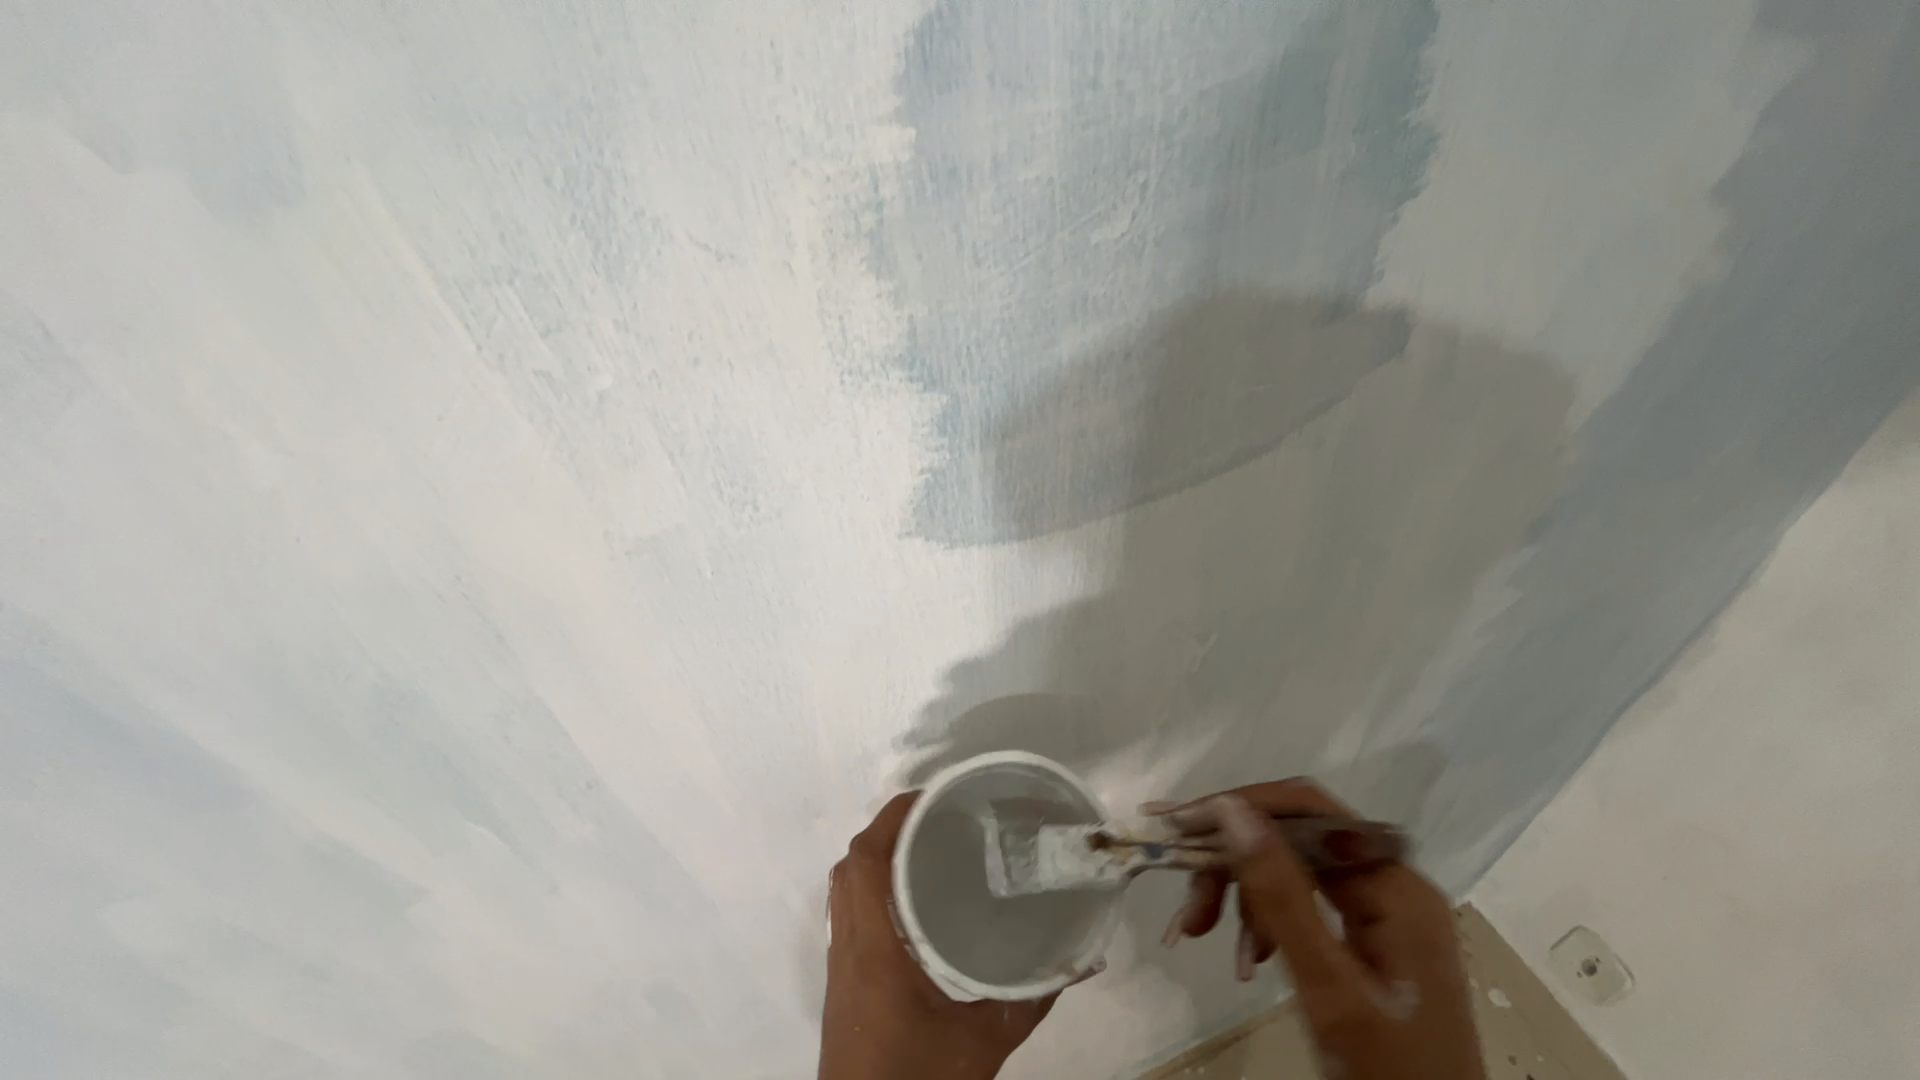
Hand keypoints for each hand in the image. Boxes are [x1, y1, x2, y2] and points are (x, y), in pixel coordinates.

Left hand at [818, 792, 1097, 1079]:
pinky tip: (912, 907)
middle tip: (935, 821)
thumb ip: (1029, 1001)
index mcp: (874, 949)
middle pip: (850, 866)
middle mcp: (848, 947)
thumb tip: (1081, 963)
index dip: (891, 819)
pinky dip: (872, 891)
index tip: (931, 798)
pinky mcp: (841, 982)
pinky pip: (848, 914)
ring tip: (924, 851)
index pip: (867, 862)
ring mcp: (839, 965)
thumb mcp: (981, 1046)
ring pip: (844, 890)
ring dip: (876, 859)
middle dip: (886, 831)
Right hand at [1157, 781, 1484, 1079]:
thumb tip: (1230, 810)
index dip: (1239, 806)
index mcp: (1394, 885)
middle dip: (1234, 865)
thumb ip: (1280, 894)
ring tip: (1203, 936)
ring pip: (1293, 870)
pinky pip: (1306, 903)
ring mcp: (1383, 909)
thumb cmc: (1386, 1071)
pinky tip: (1247, 959)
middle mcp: (1391, 882)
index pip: (1306, 811)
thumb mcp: (1326, 986)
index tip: (1179, 826)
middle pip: (1294, 839)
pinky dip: (1267, 923)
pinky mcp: (1371, 935)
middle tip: (1189, 909)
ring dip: (1243, 899)